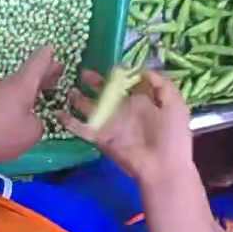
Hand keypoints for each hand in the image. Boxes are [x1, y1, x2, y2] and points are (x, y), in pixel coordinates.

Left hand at [0, 46, 62, 167]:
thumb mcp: (31, 133)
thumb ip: (39, 123)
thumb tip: (32, 120)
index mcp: (22, 86)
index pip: (38, 63)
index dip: (48, 56)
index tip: (53, 47)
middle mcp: (9, 85)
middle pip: (29, 73)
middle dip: (45, 71)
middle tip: (59, 68)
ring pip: (19, 84)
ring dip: (33, 84)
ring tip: (47, 87)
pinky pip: (10, 95)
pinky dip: (22, 96)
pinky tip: (26, 106)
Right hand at [60, 69, 195, 191]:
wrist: (163, 166)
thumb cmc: (173, 136)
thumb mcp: (176, 105)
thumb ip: (162, 85)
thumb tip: (142, 70)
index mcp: (142, 101)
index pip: (127, 84)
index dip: (119, 74)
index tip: (111, 65)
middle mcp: (123, 110)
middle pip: (105, 93)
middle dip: (94, 82)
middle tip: (84, 72)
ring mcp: (110, 123)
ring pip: (90, 108)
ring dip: (78, 99)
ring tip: (69, 90)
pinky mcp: (99, 137)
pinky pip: (81, 128)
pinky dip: (68, 121)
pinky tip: (57, 113)